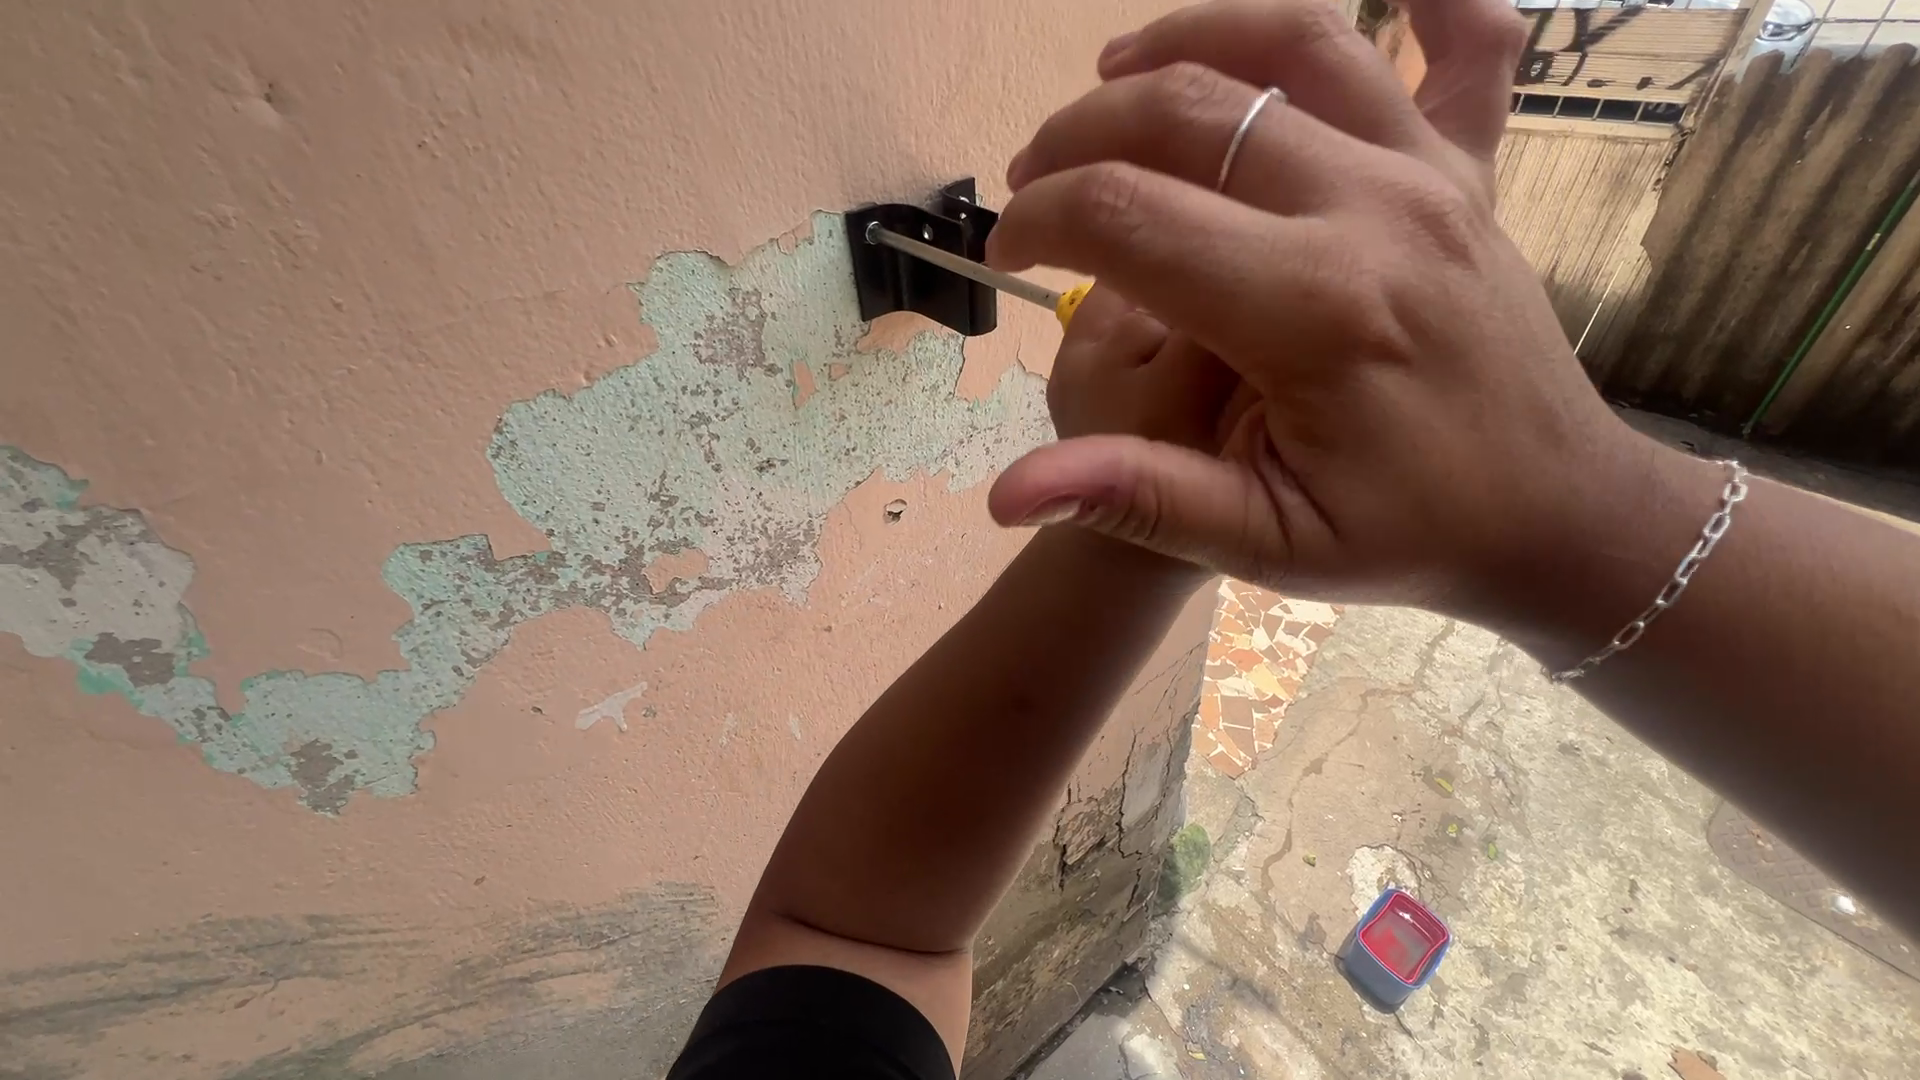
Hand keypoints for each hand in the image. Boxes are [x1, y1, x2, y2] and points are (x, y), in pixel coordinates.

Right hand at [983, 0, 1656, 615]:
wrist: (1556, 516)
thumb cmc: (1401, 536)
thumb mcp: (1258, 544)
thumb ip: (1134, 500)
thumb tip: (1004, 496)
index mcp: (1309, 311)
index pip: (1127, 216)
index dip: (1040, 220)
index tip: (1007, 255)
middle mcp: (1372, 211)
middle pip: (1189, 111)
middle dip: (1079, 134)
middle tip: (1031, 180)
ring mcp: (1432, 176)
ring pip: (1291, 45)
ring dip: (1182, 42)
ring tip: (1112, 73)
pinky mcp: (1467, 173)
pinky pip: (1454, 44)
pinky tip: (1351, 2)